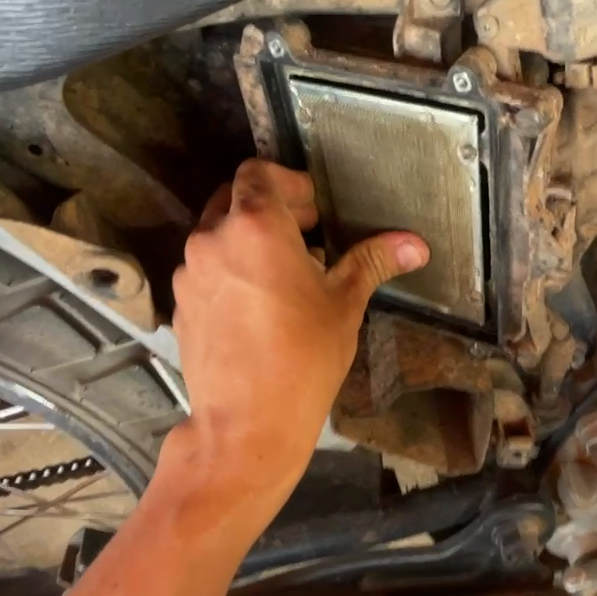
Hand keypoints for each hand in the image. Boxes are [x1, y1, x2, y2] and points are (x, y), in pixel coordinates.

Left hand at [170, 160, 426, 483]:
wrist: (248, 423)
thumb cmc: (304, 357)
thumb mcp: (344, 304)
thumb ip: (373, 262)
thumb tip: (416, 244)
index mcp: (256, 227)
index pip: (259, 173)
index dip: (289, 182)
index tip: (314, 209)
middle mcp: (212, 239)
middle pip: (234, 199)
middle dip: (270, 208)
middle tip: (306, 235)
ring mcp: (190, 273)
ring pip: (217, 236)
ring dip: (248, 240)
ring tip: (284, 274)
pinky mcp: (180, 304)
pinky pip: (205, 270)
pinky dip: (230, 271)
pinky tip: (257, 306)